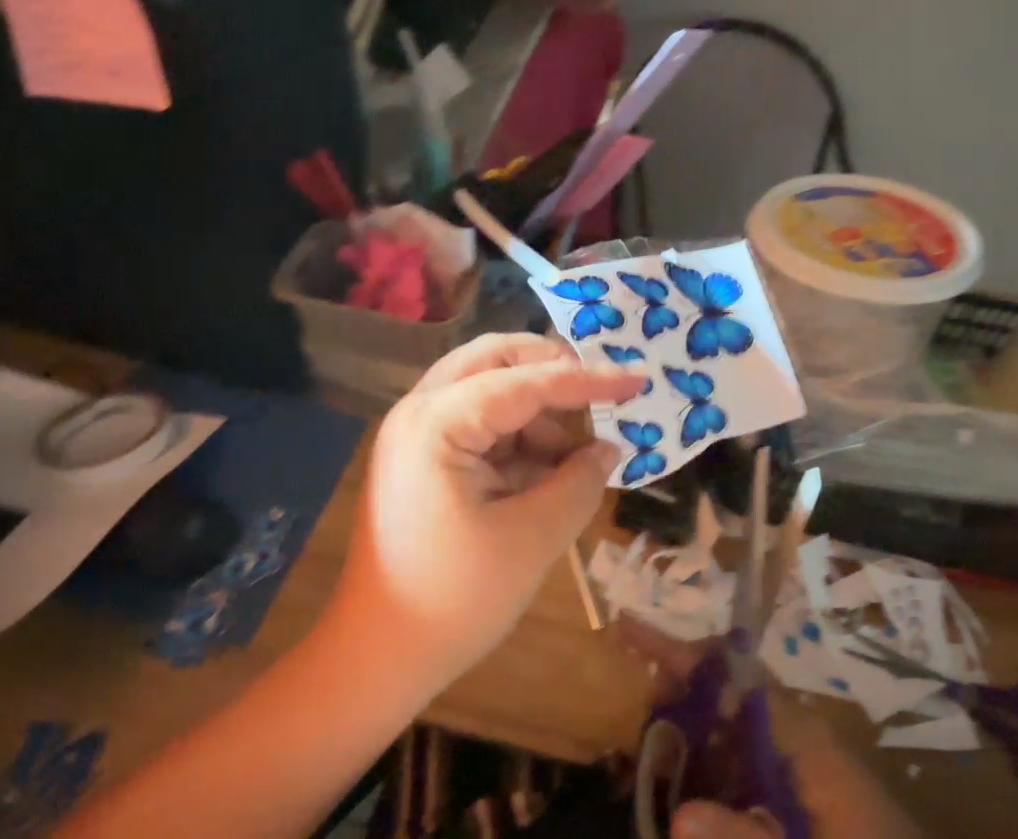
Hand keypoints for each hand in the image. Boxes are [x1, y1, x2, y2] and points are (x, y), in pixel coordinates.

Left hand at [330, 334, 643, 681]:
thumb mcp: (530, 538)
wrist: (378, 655)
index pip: (523, 381)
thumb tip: (607, 449)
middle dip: (551, 372)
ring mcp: (414, 436)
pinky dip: (516, 438)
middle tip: (603, 394)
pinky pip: (476, 427)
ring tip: (582, 451)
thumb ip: (577, 482)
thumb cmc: (454, 598)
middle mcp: (418, 412)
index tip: (639, 377)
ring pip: (486, 392)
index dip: (586, 379)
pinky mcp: (419, 463)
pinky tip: (550, 469)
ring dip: (536, 411)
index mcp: (436, 421)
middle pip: (494, 362)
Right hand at [616, 621, 922, 838]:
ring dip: (678, 742)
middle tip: (616, 713)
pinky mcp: (792, 802)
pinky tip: (671, 799)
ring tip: (630, 762)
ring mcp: (794, 774)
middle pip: (720, 698)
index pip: (734, 674)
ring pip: (722, 739)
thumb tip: (677, 818)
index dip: (679, 653)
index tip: (627, 632)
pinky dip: (699, 775)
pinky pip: (734, 773)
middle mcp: (795, 742)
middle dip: (667, 698)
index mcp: (803, 738)